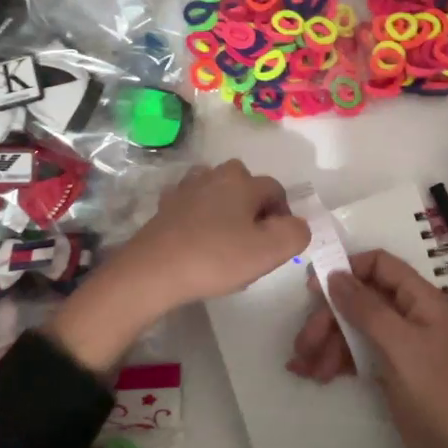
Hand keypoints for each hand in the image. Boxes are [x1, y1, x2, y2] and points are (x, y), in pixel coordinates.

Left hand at [53, 161, 308, 369]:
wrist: (152, 271)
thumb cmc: (216, 259)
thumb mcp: (269, 251)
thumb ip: (295, 233)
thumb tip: (295, 225)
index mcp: (243, 182)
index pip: (276, 190)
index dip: (283, 215)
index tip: (277, 245)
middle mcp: (214, 176)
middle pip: (245, 184)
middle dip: (253, 208)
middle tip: (252, 243)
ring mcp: (185, 189)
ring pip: (216, 191)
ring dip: (225, 208)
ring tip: (225, 240)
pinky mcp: (165, 207)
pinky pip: (192, 205)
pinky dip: (199, 216)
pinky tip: (198, 239)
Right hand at [289, 250, 447, 447]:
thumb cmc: (436, 390)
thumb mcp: (400, 344)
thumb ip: (366, 308)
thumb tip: (334, 274)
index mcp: (420, 299)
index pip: (379, 265)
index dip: (346, 270)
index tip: (313, 289)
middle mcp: (409, 314)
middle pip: (360, 300)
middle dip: (328, 319)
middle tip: (304, 343)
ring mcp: (399, 343)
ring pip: (354, 328)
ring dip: (326, 343)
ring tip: (303, 367)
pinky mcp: (390, 369)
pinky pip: (357, 353)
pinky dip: (336, 360)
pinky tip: (315, 374)